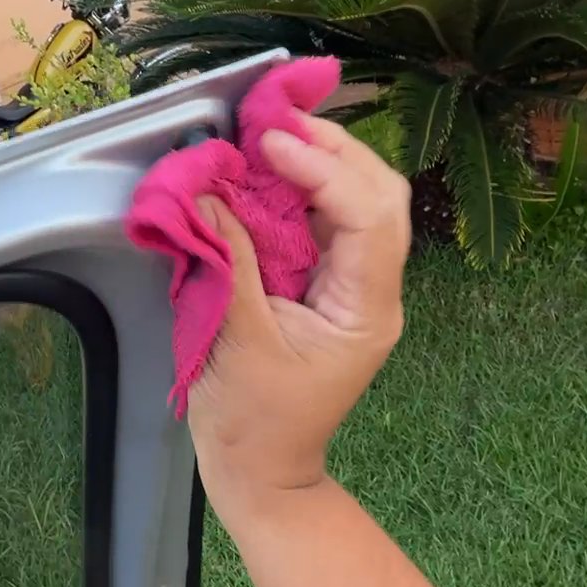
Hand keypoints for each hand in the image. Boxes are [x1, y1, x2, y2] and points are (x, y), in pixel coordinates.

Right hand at [188, 112, 411, 533]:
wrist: (261, 469)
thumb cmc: (251, 420)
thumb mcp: (235, 339)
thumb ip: (228, 262)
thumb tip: (208, 194)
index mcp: (363, 310)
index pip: (369, 217)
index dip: (324, 169)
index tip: (270, 142)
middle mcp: (370, 291)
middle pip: (379, 197)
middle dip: (335, 149)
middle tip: (280, 118)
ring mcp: (350, 288)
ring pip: (357, 204)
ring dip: (321, 161)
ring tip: (275, 132)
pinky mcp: (322, 288)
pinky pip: (322, 224)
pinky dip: (297, 190)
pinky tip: (267, 172)